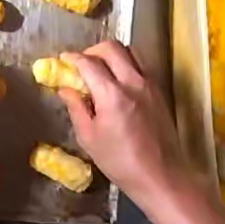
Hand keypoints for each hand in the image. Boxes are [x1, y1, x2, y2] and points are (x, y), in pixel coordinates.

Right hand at [58, 41, 198, 209]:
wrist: (161, 175)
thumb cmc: (120, 161)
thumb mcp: (89, 137)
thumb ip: (76, 108)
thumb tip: (65, 89)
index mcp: (112, 94)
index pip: (89, 63)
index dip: (72, 58)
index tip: (62, 60)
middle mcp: (133, 82)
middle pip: (112, 48)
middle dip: (92, 50)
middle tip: (81, 64)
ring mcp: (150, 85)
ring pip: (130, 52)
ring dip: (112, 55)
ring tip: (100, 70)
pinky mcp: (159, 92)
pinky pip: (141, 66)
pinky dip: (126, 65)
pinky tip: (116, 83)